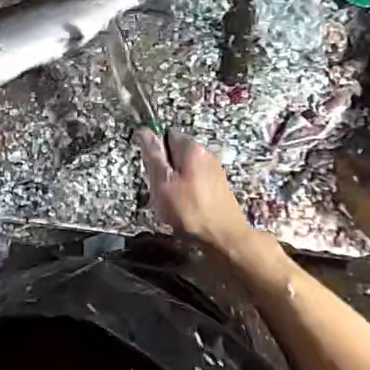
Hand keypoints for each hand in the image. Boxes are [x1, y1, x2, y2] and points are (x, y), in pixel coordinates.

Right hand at [137, 129, 254, 249]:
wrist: (225, 239)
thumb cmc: (190, 210)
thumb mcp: (163, 183)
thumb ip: (153, 156)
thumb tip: (144, 130)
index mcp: (193, 148)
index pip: (167, 136)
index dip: (155, 152)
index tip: (152, 171)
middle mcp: (207, 154)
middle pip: (176, 154)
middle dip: (165, 170)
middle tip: (161, 191)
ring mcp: (215, 170)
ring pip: (185, 170)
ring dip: (175, 183)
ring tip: (172, 204)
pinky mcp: (219, 187)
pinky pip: (196, 182)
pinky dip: (188, 192)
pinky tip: (186, 209)